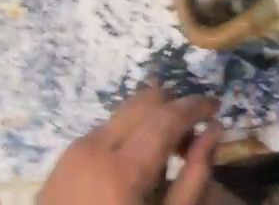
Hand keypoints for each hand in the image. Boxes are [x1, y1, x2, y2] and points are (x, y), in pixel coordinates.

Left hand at [37, 88, 222, 204]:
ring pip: (124, 111)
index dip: (197, 105)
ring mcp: (73, 152)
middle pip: (145, 100)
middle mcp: (95, 149)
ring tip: (165, 152)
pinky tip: (135, 164)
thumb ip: (194, 177)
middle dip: (173, 107)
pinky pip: (105, 130)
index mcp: (121, 172)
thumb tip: (214, 130)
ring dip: (151, 119)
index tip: (217, 106)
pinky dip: (128, 134)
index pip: (168, 116)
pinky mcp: (61, 160)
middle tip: (192, 134)